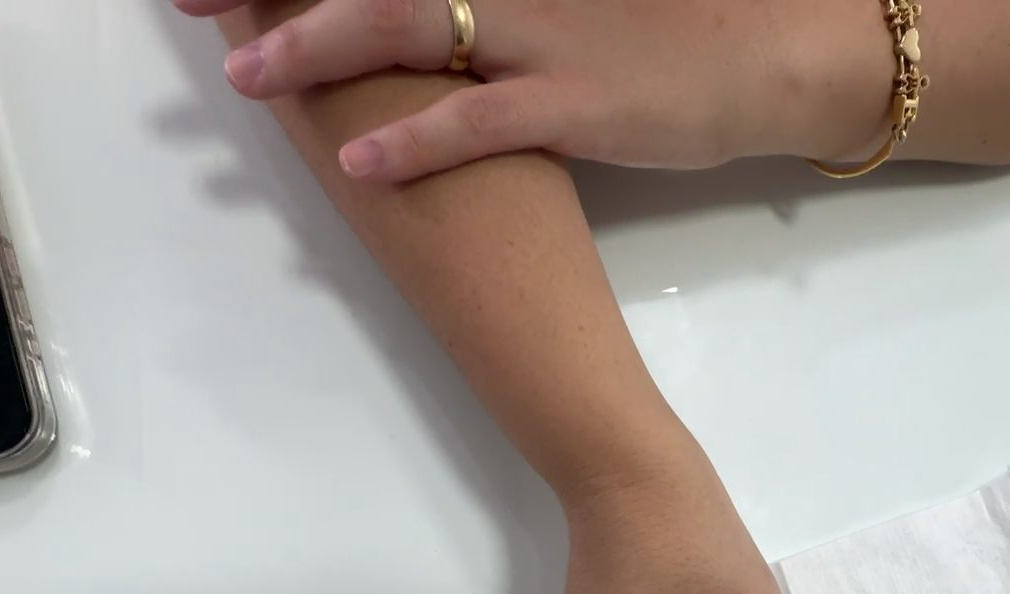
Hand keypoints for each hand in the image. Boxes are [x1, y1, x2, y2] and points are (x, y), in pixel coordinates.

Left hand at [172, 0, 893, 179]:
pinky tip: (358, 162)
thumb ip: (503, 2)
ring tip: (245, 78)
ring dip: (315, 51)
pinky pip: (476, 124)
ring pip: (406, 29)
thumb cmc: (677, 27)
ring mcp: (541, 36)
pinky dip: (415, 142)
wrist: (764, 55)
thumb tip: (447, 17)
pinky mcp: (575, 106)